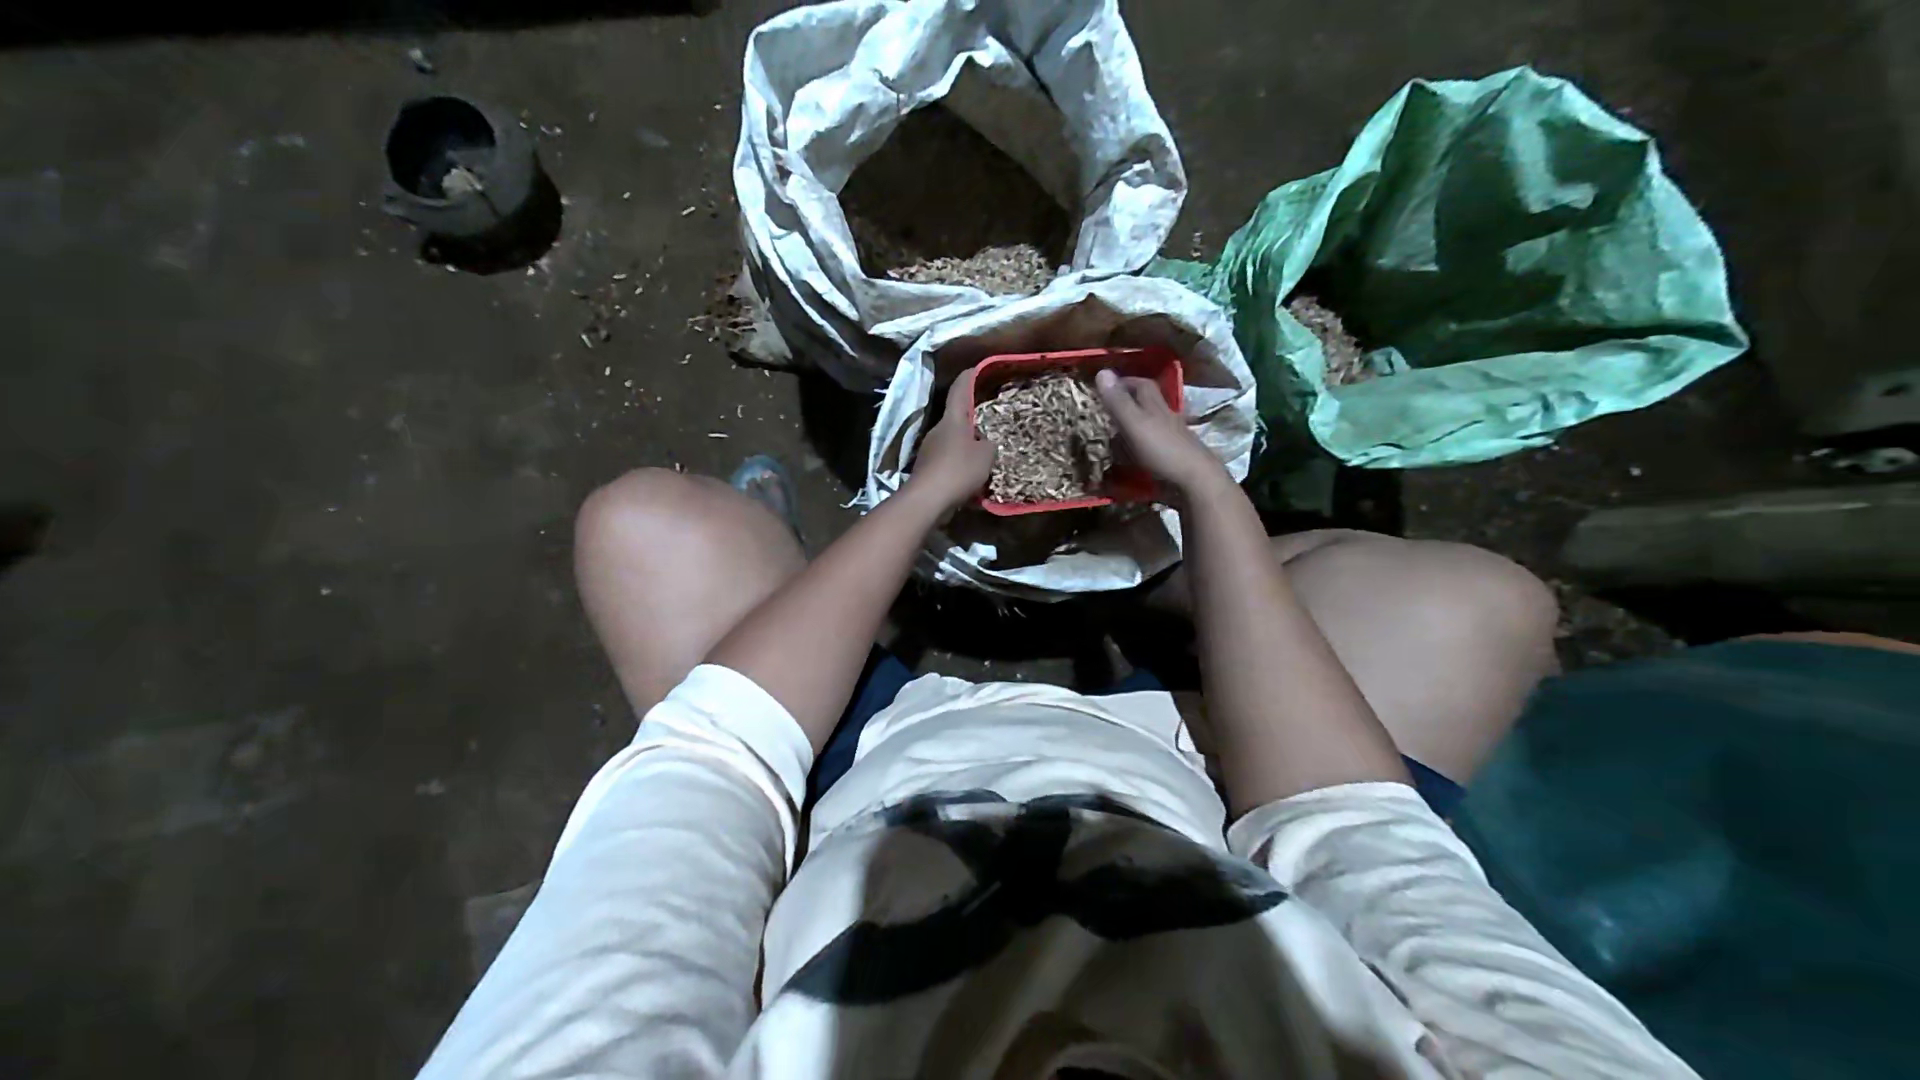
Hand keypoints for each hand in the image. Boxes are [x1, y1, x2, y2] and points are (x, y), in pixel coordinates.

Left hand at [908, 367, 996, 510]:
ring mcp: (930, 451)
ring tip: (988, 453)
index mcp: (952, 419)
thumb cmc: (958, 470)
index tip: (977, 369)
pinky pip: (950, 462)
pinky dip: (962, 466)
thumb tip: (989, 442)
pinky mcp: (928, 470)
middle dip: (974, 418)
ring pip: (954, 442)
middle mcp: (938, 431)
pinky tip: (974, 477)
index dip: (969, 376)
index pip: (960, 389)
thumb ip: (991, 444)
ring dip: (969, 446)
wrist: (927, 501)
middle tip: (994, 420)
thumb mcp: (986, 455)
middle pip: (957, 418)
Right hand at [1095, 369, 1232, 500]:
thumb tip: (1102, 371)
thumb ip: (1118, 401)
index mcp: (1155, 406)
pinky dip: (1139, 447)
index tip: (1107, 385)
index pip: (1142, 385)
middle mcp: (1165, 418)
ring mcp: (1171, 438)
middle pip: (1148, 403)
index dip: (1125, 381)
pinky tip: (1130, 456)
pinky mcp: (1172, 457)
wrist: (1194, 480)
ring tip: (1114, 433)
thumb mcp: (1134, 423)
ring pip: (1151, 424)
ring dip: (1134, 425)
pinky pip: (1152, 446)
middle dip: (1130, 401)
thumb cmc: (1162, 449)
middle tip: (1108, 408)